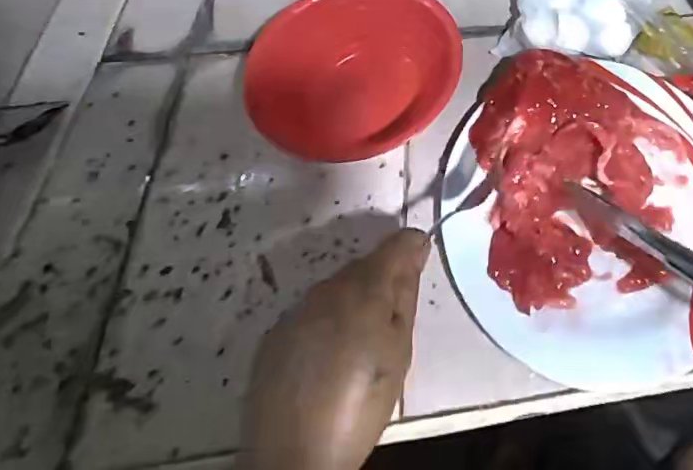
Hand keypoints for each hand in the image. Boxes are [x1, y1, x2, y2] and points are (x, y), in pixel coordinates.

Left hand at [243, 228, 431, 469]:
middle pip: (365, 267)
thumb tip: (415, 250)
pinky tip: (326, 363)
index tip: (419, 268)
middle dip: (381, 283)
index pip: (397, 244)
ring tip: (356, 351)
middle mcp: (328, 287)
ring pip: (336, 290)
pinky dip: (324, 326)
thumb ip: (406, 294)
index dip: (413, 250)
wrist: (291, 461)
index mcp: (365, 288)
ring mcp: (296, 310)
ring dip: (351, 305)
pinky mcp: (273, 336)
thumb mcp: (399, 351)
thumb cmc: (361, 404)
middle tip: (388, 328)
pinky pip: (310, 315)